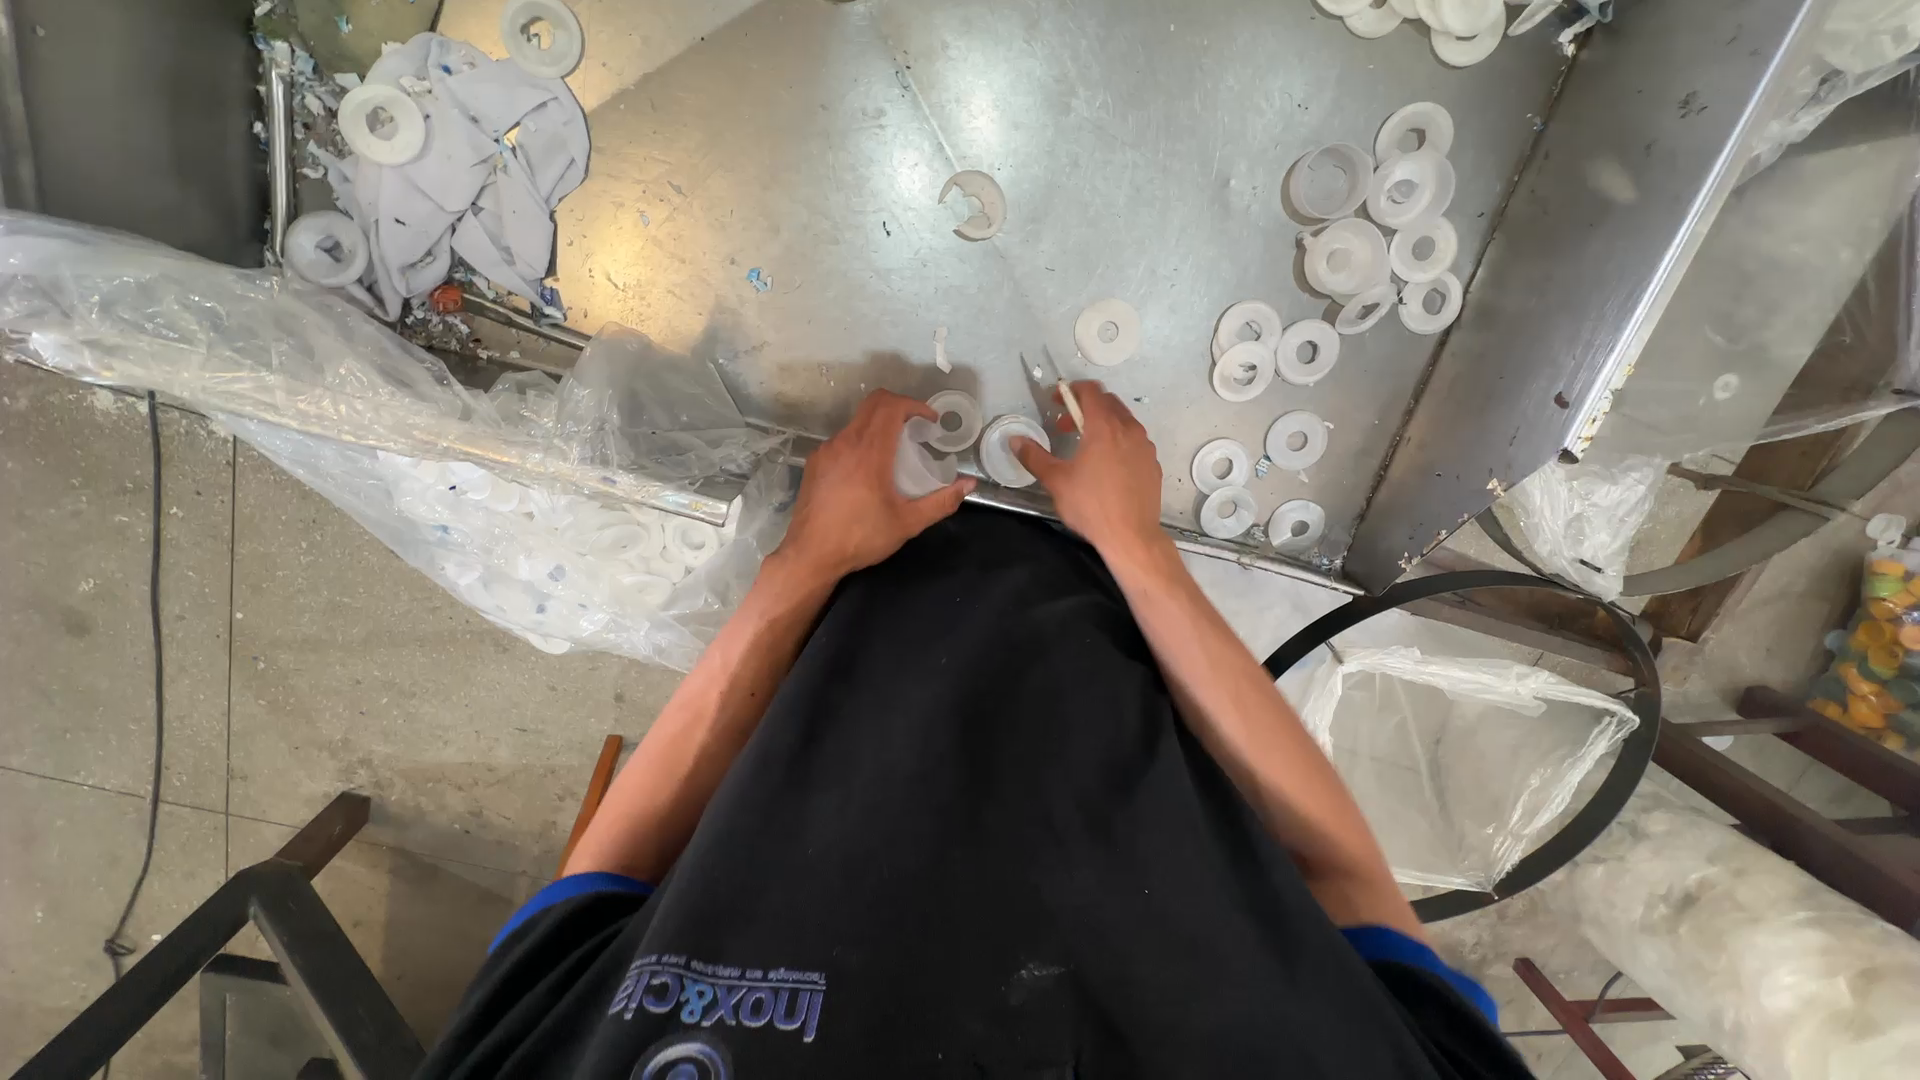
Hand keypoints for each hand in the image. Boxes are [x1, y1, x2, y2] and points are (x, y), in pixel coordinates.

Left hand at [776, 389, 975, 583]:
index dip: (914, 405)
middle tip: (915, 429)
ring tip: (894, 454)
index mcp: (869, 451)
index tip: (929, 421)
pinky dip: (860, 444)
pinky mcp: (815, 463)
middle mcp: (845, 443)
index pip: (891, 406)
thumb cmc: (860, 538)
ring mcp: (826, 451)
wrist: (810, 555)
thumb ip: (941, 502)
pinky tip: (866, 473)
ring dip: (879, 428)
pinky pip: (842, 441)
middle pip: (873, 405)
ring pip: (856, 423)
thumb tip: (969, 486)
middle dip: (898, 408)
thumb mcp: (907, 523)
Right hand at [1013, 381, 1167, 563]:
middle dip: (1085, 407)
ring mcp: (1145, 446)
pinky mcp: (1153, 463)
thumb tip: (1015, 440)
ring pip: (1124, 421)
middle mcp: (1129, 430)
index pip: (1091, 391)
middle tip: (1066, 425)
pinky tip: (1107, 465)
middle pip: (1109, 402)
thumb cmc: (1091, 506)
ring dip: (1103, 423)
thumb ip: (1034, 456)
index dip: (1072, 390)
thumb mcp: (1056, 481)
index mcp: (1104, 427)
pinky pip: (1135, 441)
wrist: (1131, 536)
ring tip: (1086, 446)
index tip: (1057, 400)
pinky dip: (1119, 441)